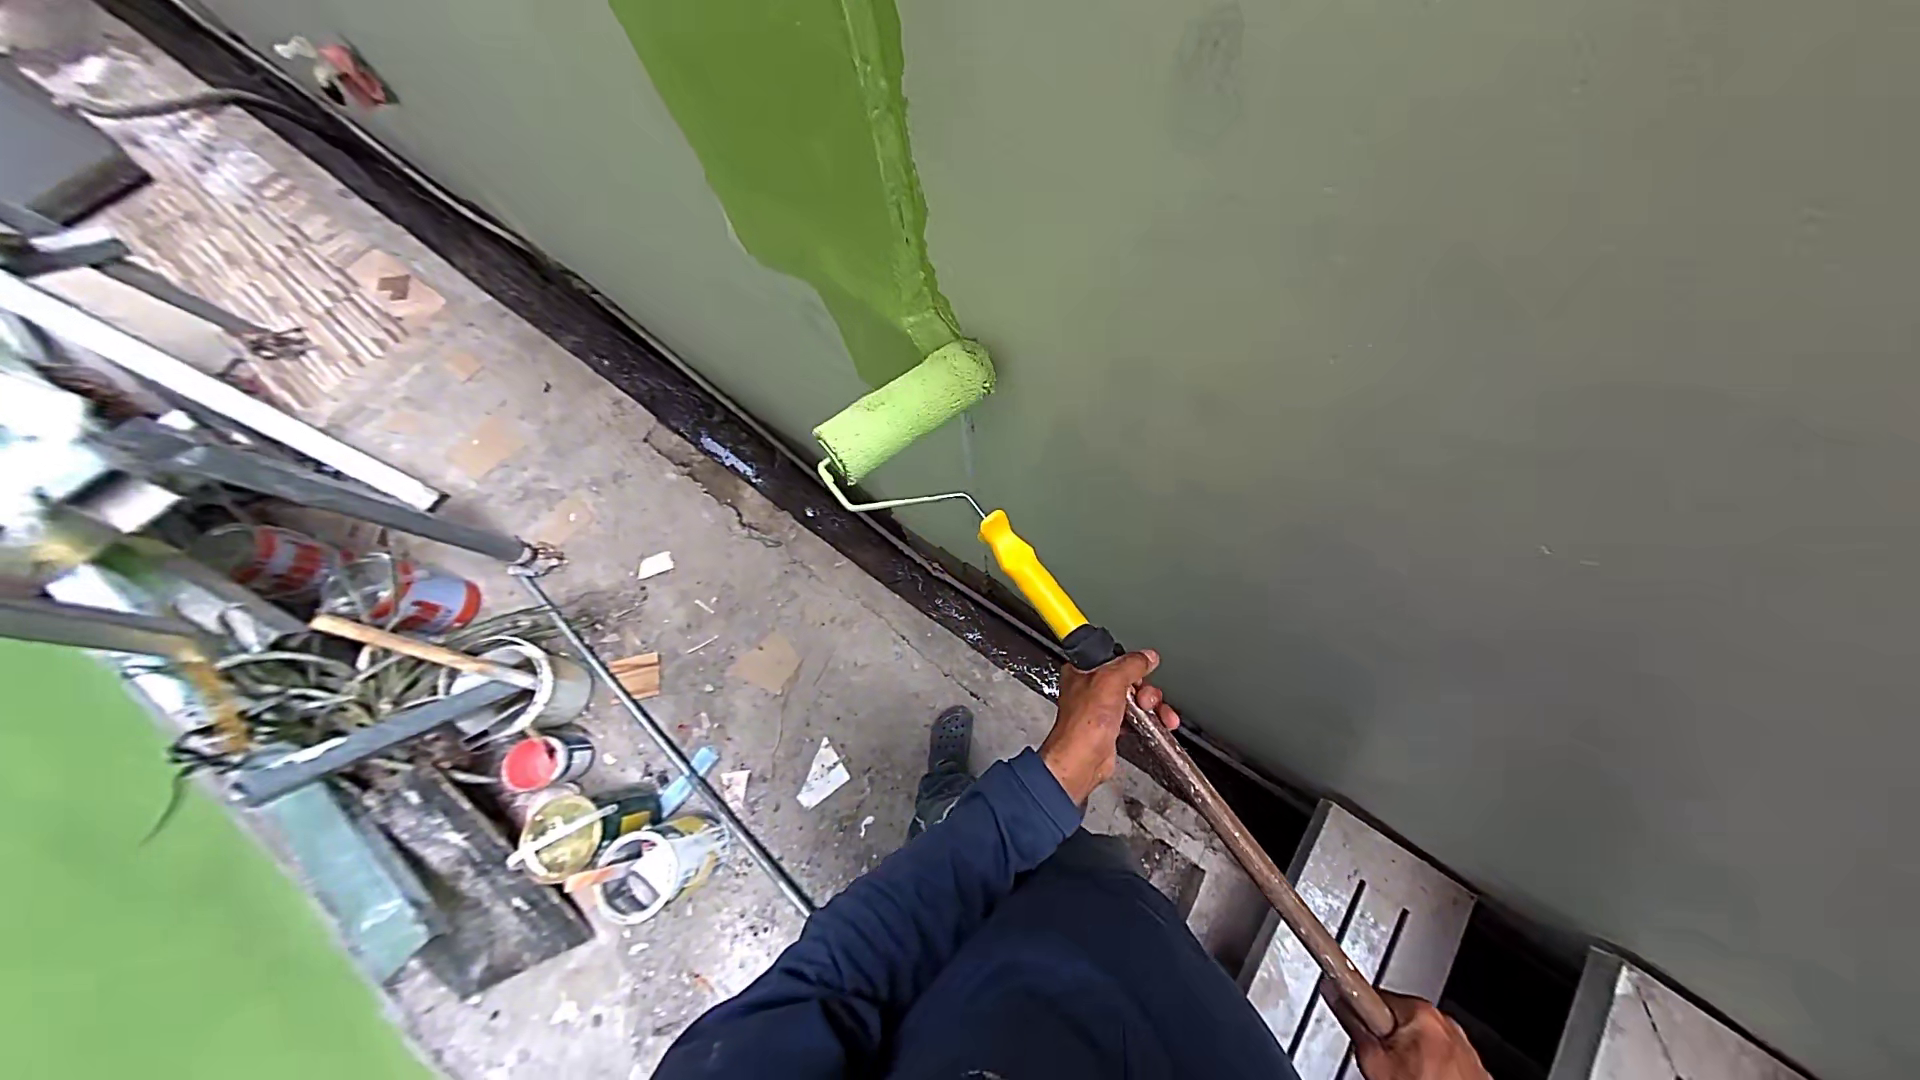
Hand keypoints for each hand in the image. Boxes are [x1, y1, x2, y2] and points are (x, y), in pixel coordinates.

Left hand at [1039, 648, 1179, 804]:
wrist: (1083, 760)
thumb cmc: (1084, 723)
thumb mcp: (1110, 681)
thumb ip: (1131, 665)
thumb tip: (1147, 656)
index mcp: (1082, 670)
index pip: (1112, 657)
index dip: (1129, 664)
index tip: (1142, 670)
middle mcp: (1090, 688)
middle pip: (1129, 679)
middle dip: (1145, 689)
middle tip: (1145, 699)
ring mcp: (1100, 709)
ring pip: (1135, 699)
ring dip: (1153, 706)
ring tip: (1158, 713)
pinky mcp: (1111, 727)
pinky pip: (1137, 718)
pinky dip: (1150, 721)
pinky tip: (1160, 724)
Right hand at [1332, 990, 1491, 1079]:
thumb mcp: (1374, 1061)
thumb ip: (1352, 1022)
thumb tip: (1333, 990)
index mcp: (1421, 1012)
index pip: (1375, 996)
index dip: (1363, 1016)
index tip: (1357, 1022)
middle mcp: (1448, 1023)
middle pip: (1402, 1019)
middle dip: (1391, 1038)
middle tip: (1386, 1063)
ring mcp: (1467, 1048)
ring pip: (1425, 1040)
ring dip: (1415, 1053)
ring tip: (1408, 1075)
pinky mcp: (1479, 1070)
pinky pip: (1447, 1059)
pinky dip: (1436, 1068)